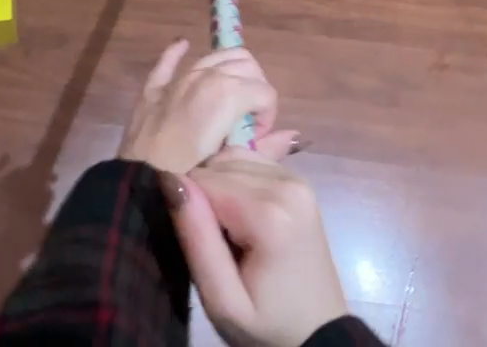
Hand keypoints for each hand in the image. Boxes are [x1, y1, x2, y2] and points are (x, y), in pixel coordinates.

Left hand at [118, 39, 296, 175]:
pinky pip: (169, 59)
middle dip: (254, 88)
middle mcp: (204, 75)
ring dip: (230, 70)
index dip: (267, 115)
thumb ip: (267, 148)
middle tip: (247, 120)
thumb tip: (293, 137)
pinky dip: (178, 50)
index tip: (255, 138)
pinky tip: (183, 45)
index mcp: (227, 93)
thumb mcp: (232, 167)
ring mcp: (177, 78)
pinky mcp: (154, 86)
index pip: (265, 91)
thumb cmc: (192, 180)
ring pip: (215, 55)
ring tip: (228, 100)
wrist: (140, 187)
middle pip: (246, 64)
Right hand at [172, 154, 349, 346]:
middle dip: (203, 197)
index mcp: (270, 214)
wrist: (317, 335)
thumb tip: (170, 178)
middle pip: (215, 166)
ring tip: (228, 229)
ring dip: (217, 185)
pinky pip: (246, 158)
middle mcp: (287, 183)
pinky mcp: (295, 177)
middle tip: (217, 243)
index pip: (200, 180)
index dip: (190, 211)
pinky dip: (232, 178)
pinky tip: (240, 212)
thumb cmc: (266, 326)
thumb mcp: (222, 301)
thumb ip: (196, 238)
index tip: (203, 246)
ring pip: (227, 157)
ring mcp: (295, 176)